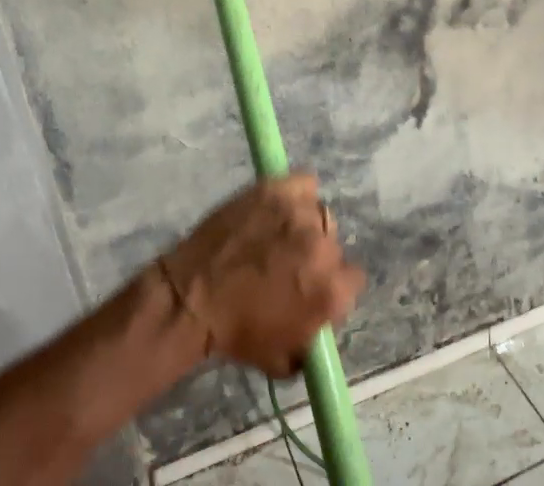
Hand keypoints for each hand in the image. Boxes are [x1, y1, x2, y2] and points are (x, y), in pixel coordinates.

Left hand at [156, 172, 364, 377]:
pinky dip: (296, 194)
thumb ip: (315, 338)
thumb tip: (322, 321)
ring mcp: (299, 216)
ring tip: (276, 235)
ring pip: (317, 215)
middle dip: (315, 256)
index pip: (353, 278)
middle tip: (288, 263)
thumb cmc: (236, 334)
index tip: (312, 285)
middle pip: (333, 246)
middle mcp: (323, 249)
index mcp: (331, 291)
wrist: (190, 298)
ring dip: (303, 226)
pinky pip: (303, 183)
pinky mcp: (276, 191)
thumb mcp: (285, 359)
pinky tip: (278, 208)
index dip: (332, 283)